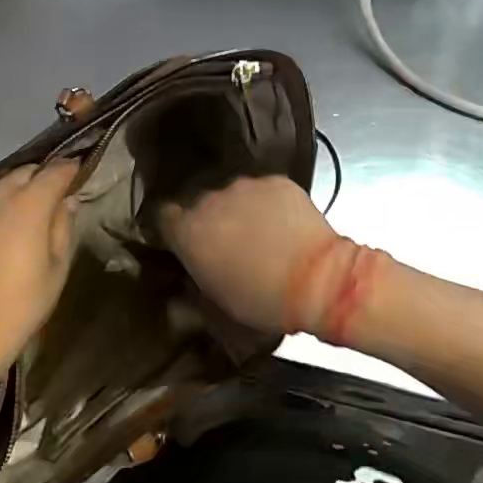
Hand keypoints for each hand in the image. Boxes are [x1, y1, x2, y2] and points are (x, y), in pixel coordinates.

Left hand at [0, 162, 80, 396]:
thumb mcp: (55, 273)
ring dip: (9, 198)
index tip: (76, 173)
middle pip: (22, 175)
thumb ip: (63, 229)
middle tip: (48, 201)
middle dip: (38, 181)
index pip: (54, 172)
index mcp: (27, 207)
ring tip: (13, 224)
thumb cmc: (17, 310)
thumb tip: (67, 201)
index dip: (69, 169)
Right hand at [159, 175, 348, 332]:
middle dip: (212, 221)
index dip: (175, 227)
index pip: (164, 217)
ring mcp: (243, 186)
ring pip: (234, 195)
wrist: (319, 282)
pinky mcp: (276, 181)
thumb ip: (195, 276)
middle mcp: (209, 200)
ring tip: (264, 235)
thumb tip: (189, 268)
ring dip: (241, 210)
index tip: (186, 241)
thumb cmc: (262, 301)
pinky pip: (265, 190)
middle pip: (200, 204)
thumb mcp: (216, 301)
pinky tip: (286, 224)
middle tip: (231, 244)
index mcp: (188, 231)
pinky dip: (270, 204)